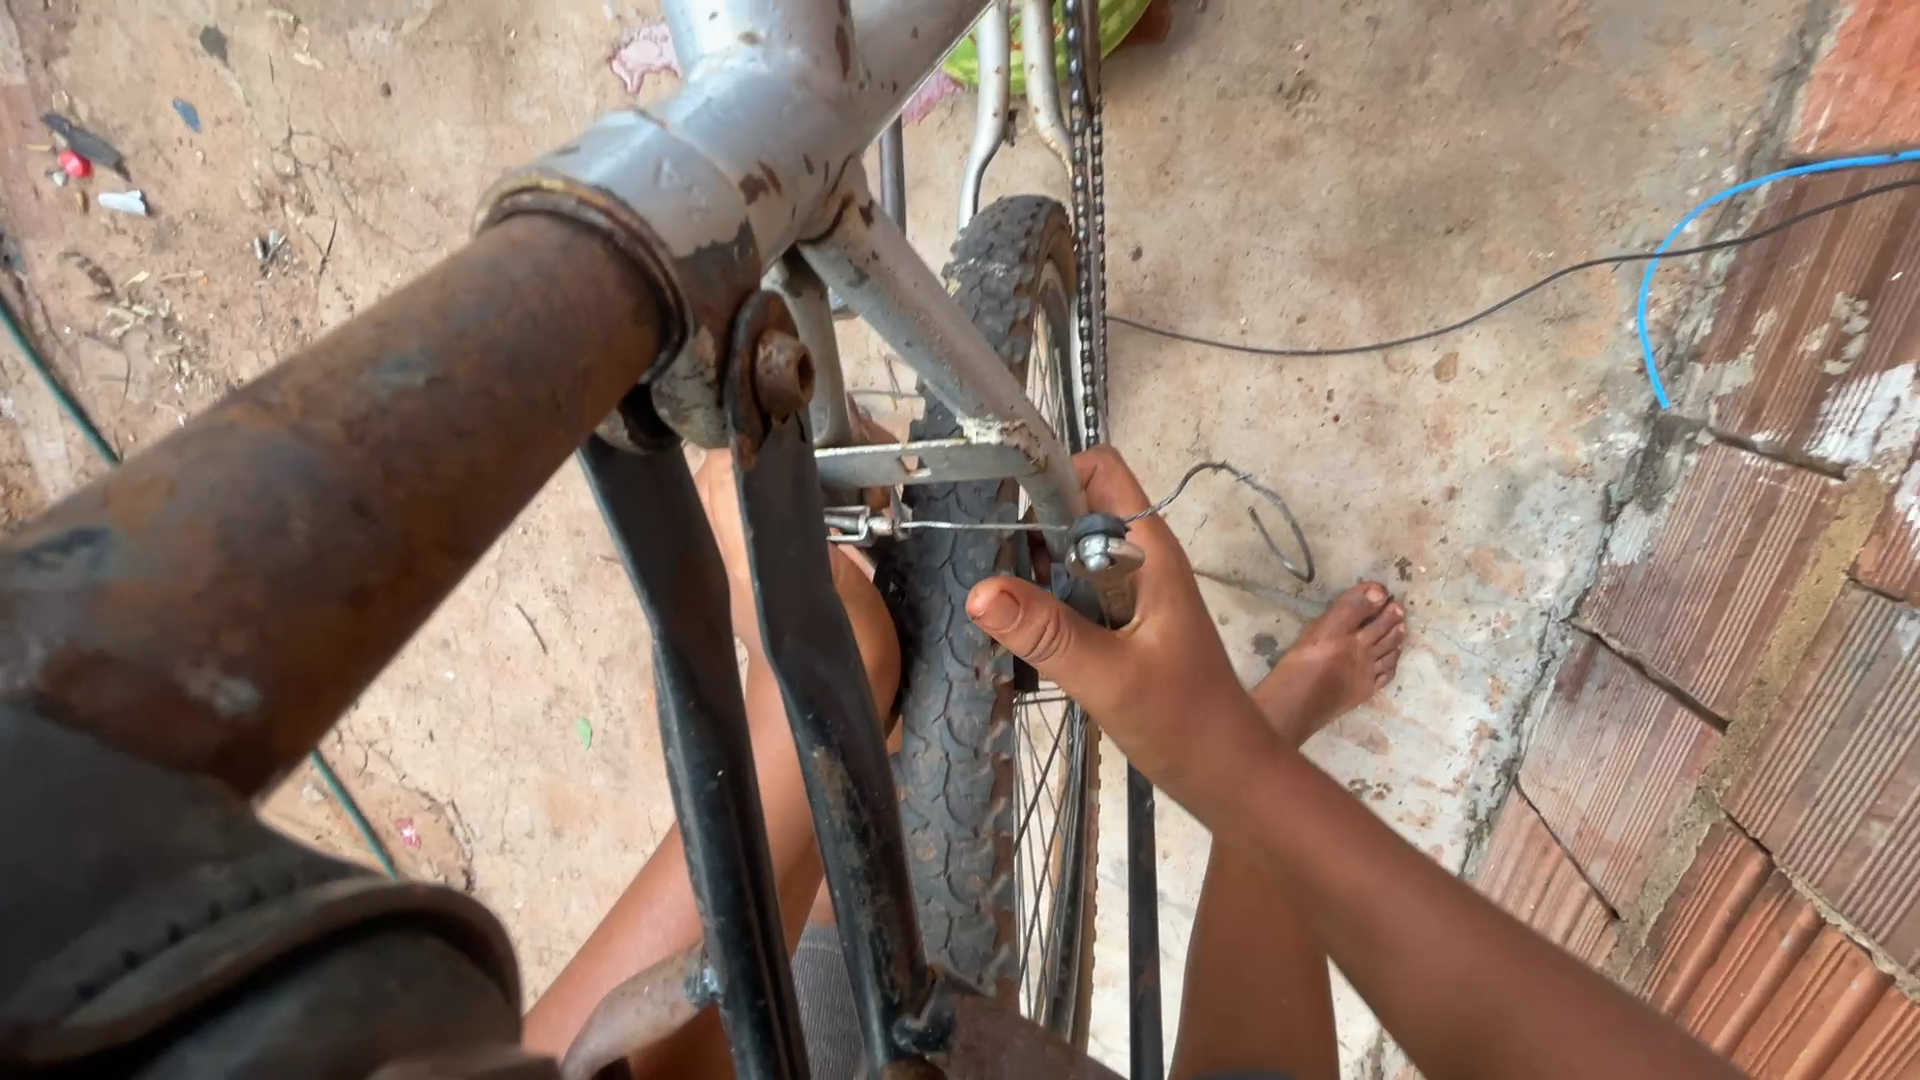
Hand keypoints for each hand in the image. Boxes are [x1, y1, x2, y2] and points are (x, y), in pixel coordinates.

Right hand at [965, 446, 1277, 796]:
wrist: (1224, 771)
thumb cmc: (1184, 720)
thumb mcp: (1110, 676)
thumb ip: (1048, 633)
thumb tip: (979, 592)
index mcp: (1147, 549)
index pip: (1098, 470)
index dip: (1051, 475)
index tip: (1002, 513)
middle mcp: (1135, 557)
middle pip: (1072, 507)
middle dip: (1028, 525)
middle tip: (986, 567)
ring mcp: (1125, 588)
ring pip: (1066, 549)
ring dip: (1029, 566)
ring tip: (993, 600)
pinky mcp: (1115, 618)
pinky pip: (1068, 587)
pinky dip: (1040, 597)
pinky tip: (1017, 628)